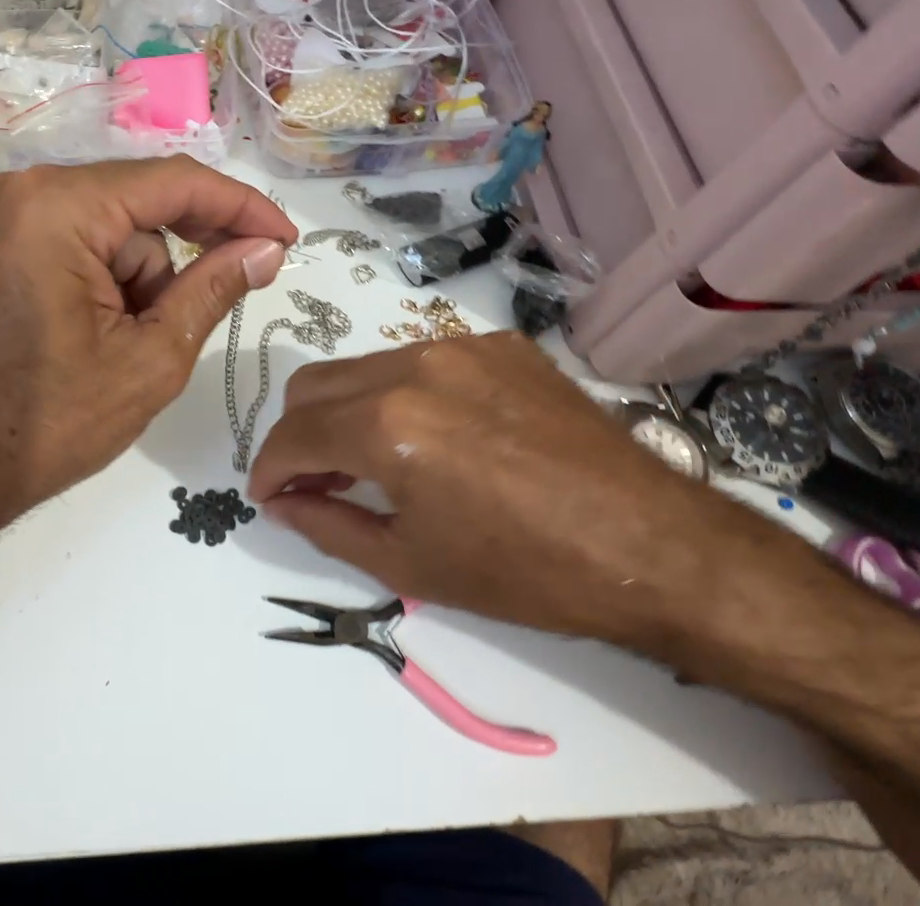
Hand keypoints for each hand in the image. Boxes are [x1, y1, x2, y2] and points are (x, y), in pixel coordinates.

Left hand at [0, 157, 296, 540]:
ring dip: (143, 281)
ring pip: (115, 230)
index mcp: (59, 208)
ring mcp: (7, 215)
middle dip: (187, 253)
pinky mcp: (3, 244)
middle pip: (142, 202)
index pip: (174, 182)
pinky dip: (110, 282)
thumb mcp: (151, 359)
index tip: (287, 238)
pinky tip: (105, 335)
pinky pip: (82, 243)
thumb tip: (268, 248)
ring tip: (131, 347)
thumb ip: (214, 290)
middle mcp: (26, 190)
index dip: (240, 208)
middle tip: (235, 290)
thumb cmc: (51, 423)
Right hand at [246, 332, 768, 646]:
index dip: (268, 470)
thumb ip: (325, 524)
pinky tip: (432, 438)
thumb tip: (280, 502)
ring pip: (364, 366)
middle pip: (314, 384)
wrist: (651, 546)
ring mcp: (463, 348)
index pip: (293, 435)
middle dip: (297, 434)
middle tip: (314, 481)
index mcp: (386, 425)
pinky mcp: (502, 346)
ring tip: (371, 461)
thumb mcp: (408, 564)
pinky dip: (400, 395)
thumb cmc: (522, 571)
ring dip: (346, 411)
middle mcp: (415, 366)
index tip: (269, 496)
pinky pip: (420, 360)